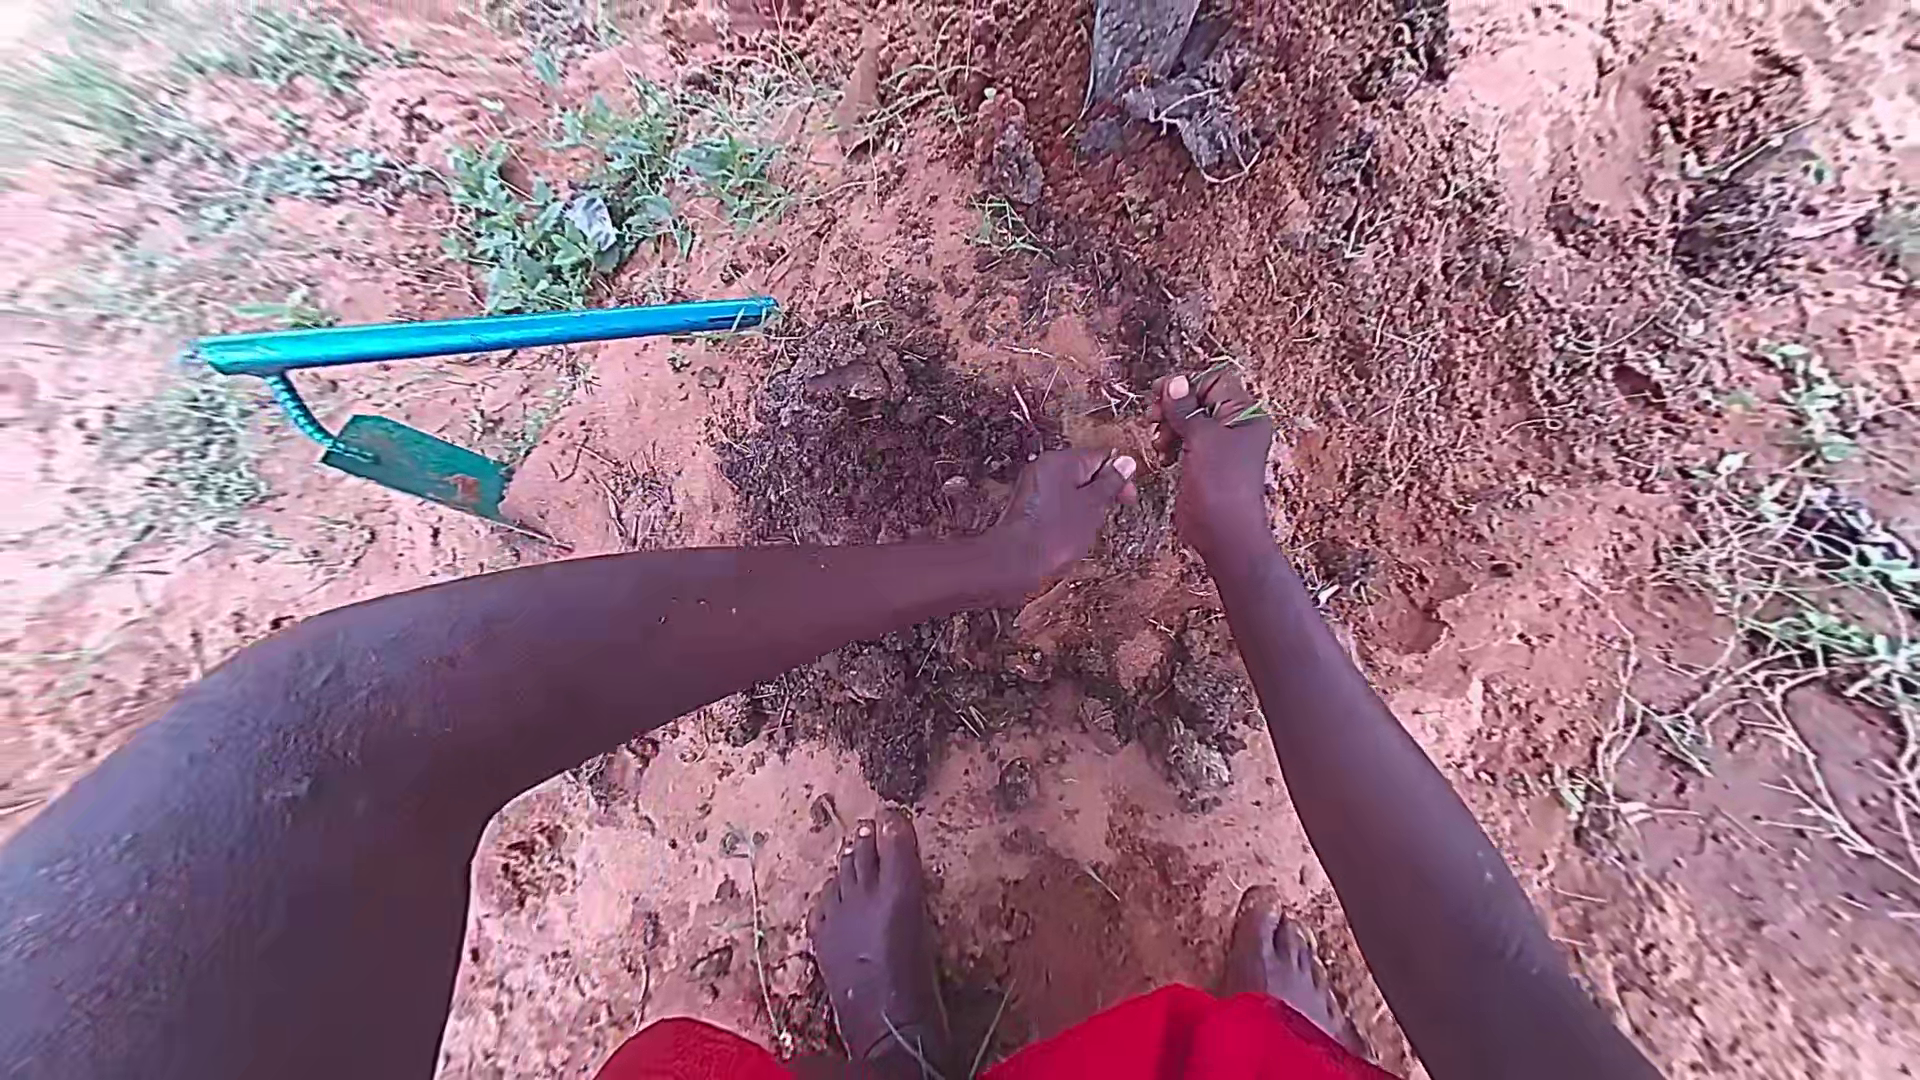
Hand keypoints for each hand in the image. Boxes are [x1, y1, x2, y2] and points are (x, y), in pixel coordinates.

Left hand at [987, 447, 1137, 594]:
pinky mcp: (1027, 507)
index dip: (1119, 476)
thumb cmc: (1053, 534)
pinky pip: (1056, 505)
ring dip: (1084, 508)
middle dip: (1100, 494)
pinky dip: (1067, 518)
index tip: (1127, 497)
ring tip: (1082, 530)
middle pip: (1084, 473)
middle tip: (1103, 516)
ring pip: (1070, 491)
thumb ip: (1110, 483)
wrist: (1015, 561)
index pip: (1100, 456)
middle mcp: (1043, 468)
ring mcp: (1033, 487)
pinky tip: (1067, 535)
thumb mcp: (1092, 506)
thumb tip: (1125, 463)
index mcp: (1061, 461)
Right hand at [1147, 368, 1274, 564]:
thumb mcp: (1202, 440)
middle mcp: (1234, 427)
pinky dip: (1170, 444)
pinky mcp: (1203, 463)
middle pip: (1198, 399)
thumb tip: (1174, 382)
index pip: (1215, 381)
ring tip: (1159, 442)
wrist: (1223, 532)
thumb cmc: (1220, 485)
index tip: (1159, 395)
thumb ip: (1185, 409)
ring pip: (1187, 421)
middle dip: (1173, 407)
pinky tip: (1163, 456)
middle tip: (1153, 418)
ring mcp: (1219, 446)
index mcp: (1245, 415)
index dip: (1187, 386)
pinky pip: (1184, 442)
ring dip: (1168, 427)